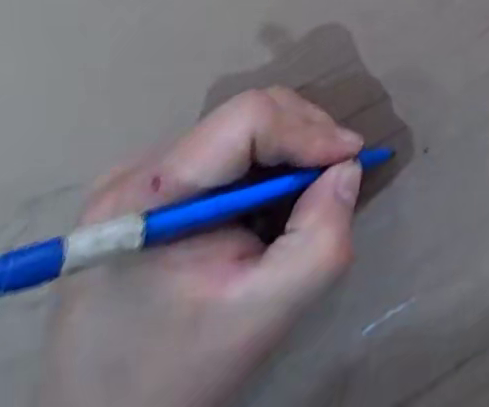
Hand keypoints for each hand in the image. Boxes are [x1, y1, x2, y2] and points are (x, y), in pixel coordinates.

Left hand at [39, 88, 365, 406]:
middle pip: (244, 116)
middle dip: (304, 135)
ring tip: (310, 195)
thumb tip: (346, 171)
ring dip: (288, 152)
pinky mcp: (147, 192)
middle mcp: (138, 168)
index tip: (352, 158)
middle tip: (342, 171)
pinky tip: (273, 209)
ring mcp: (137, 177)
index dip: (307, 129)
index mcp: (153, 192)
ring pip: (237, 132)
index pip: (246, 118)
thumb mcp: (265, 314)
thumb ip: (320, 240)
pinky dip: (264, 169)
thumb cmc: (178, 372)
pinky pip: (223, 156)